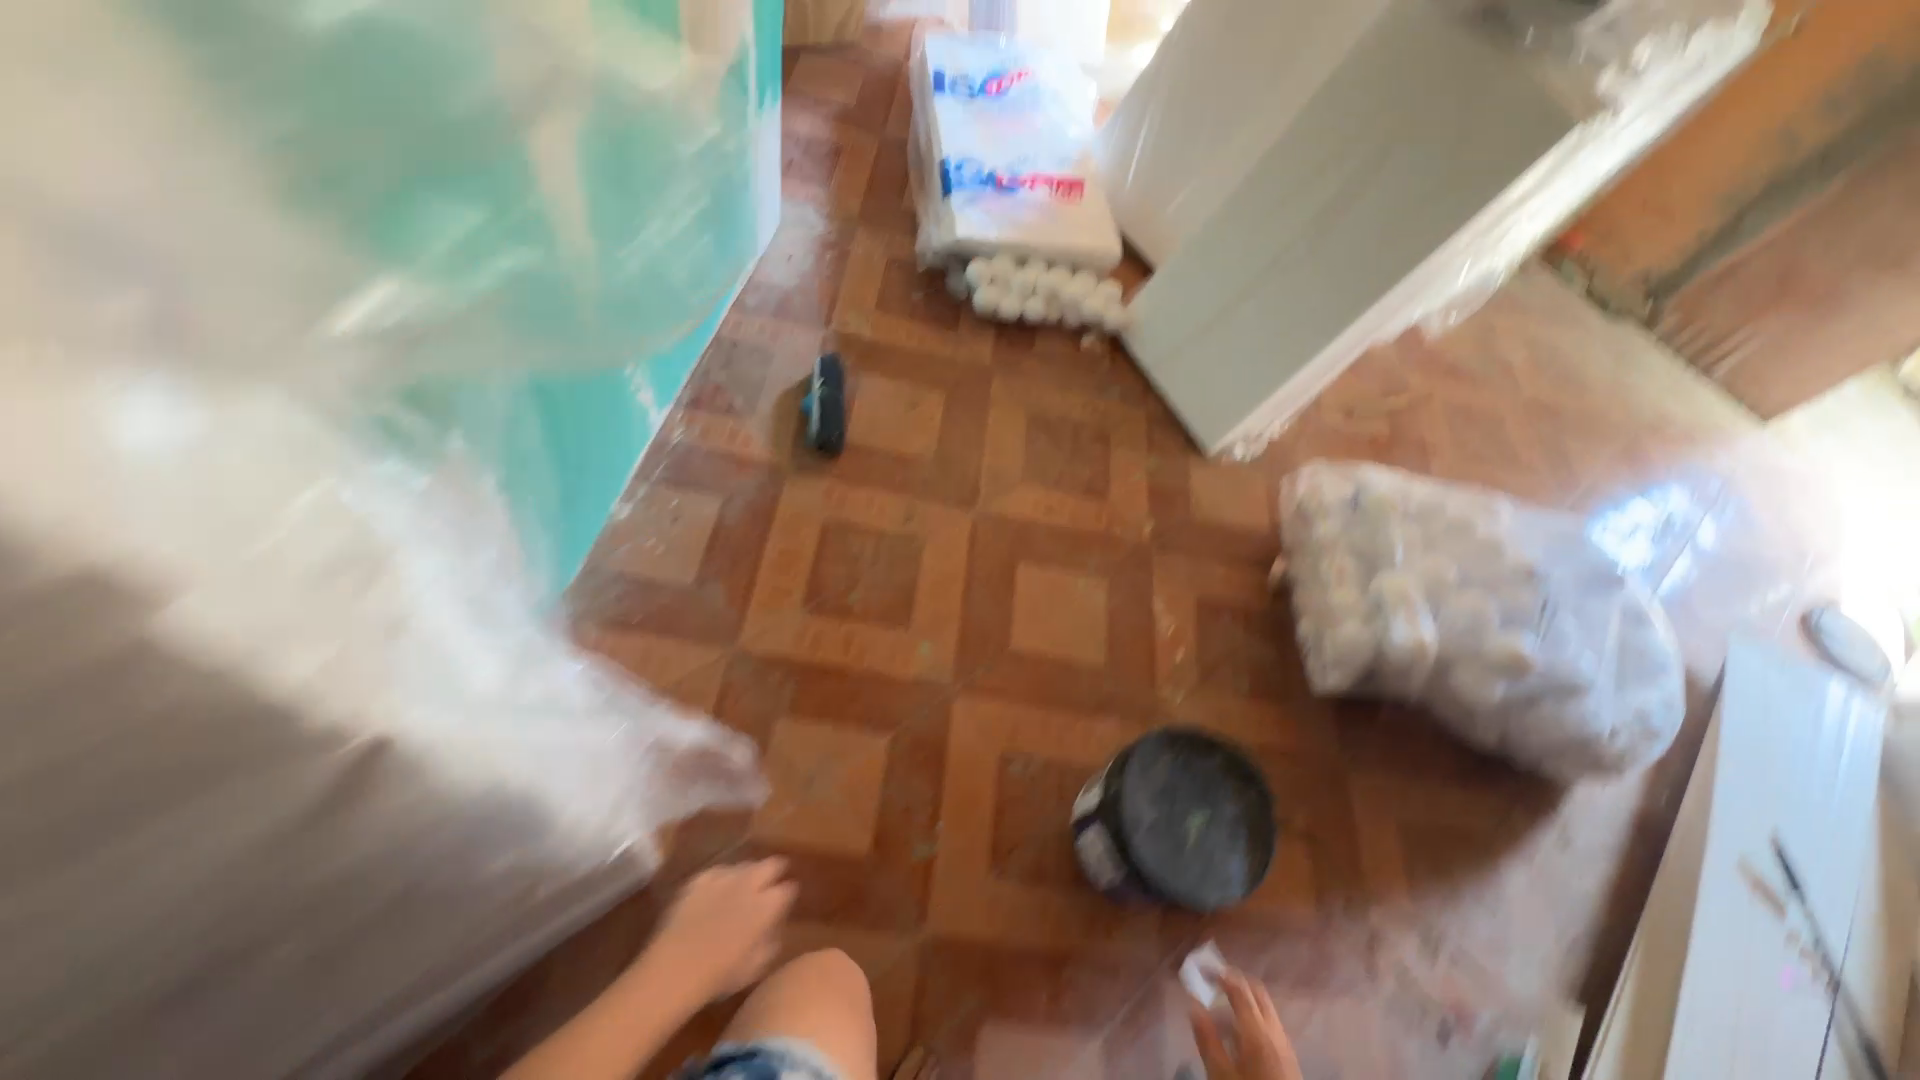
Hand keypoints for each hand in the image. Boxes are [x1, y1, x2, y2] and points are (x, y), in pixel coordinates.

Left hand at [647, 858, 796, 1000]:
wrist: (675, 969)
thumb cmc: (720, 975)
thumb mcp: (756, 966)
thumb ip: (770, 942)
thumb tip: (773, 929)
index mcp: (767, 906)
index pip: (788, 889)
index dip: (788, 894)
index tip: (786, 900)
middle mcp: (749, 884)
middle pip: (770, 864)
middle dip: (773, 871)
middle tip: (770, 883)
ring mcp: (722, 879)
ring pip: (743, 865)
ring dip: (747, 874)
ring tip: (742, 887)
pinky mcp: (697, 881)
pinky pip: (717, 871)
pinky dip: (721, 878)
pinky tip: (717, 890)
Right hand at [1190, 971, 1303, 1079]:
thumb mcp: (1220, 1074)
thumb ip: (1206, 1038)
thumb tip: (1194, 1006)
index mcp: (1256, 1030)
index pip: (1239, 989)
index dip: (1220, 974)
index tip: (1203, 968)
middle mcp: (1274, 1029)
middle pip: (1257, 991)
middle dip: (1236, 981)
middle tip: (1214, 981)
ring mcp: (1284, 1041)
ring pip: (1265, 1007)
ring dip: (1245, 1000)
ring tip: (1221, 1011)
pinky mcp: (1289, 1054)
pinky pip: (1270, 1022)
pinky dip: (1254, 1016)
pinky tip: (1239, 1034)